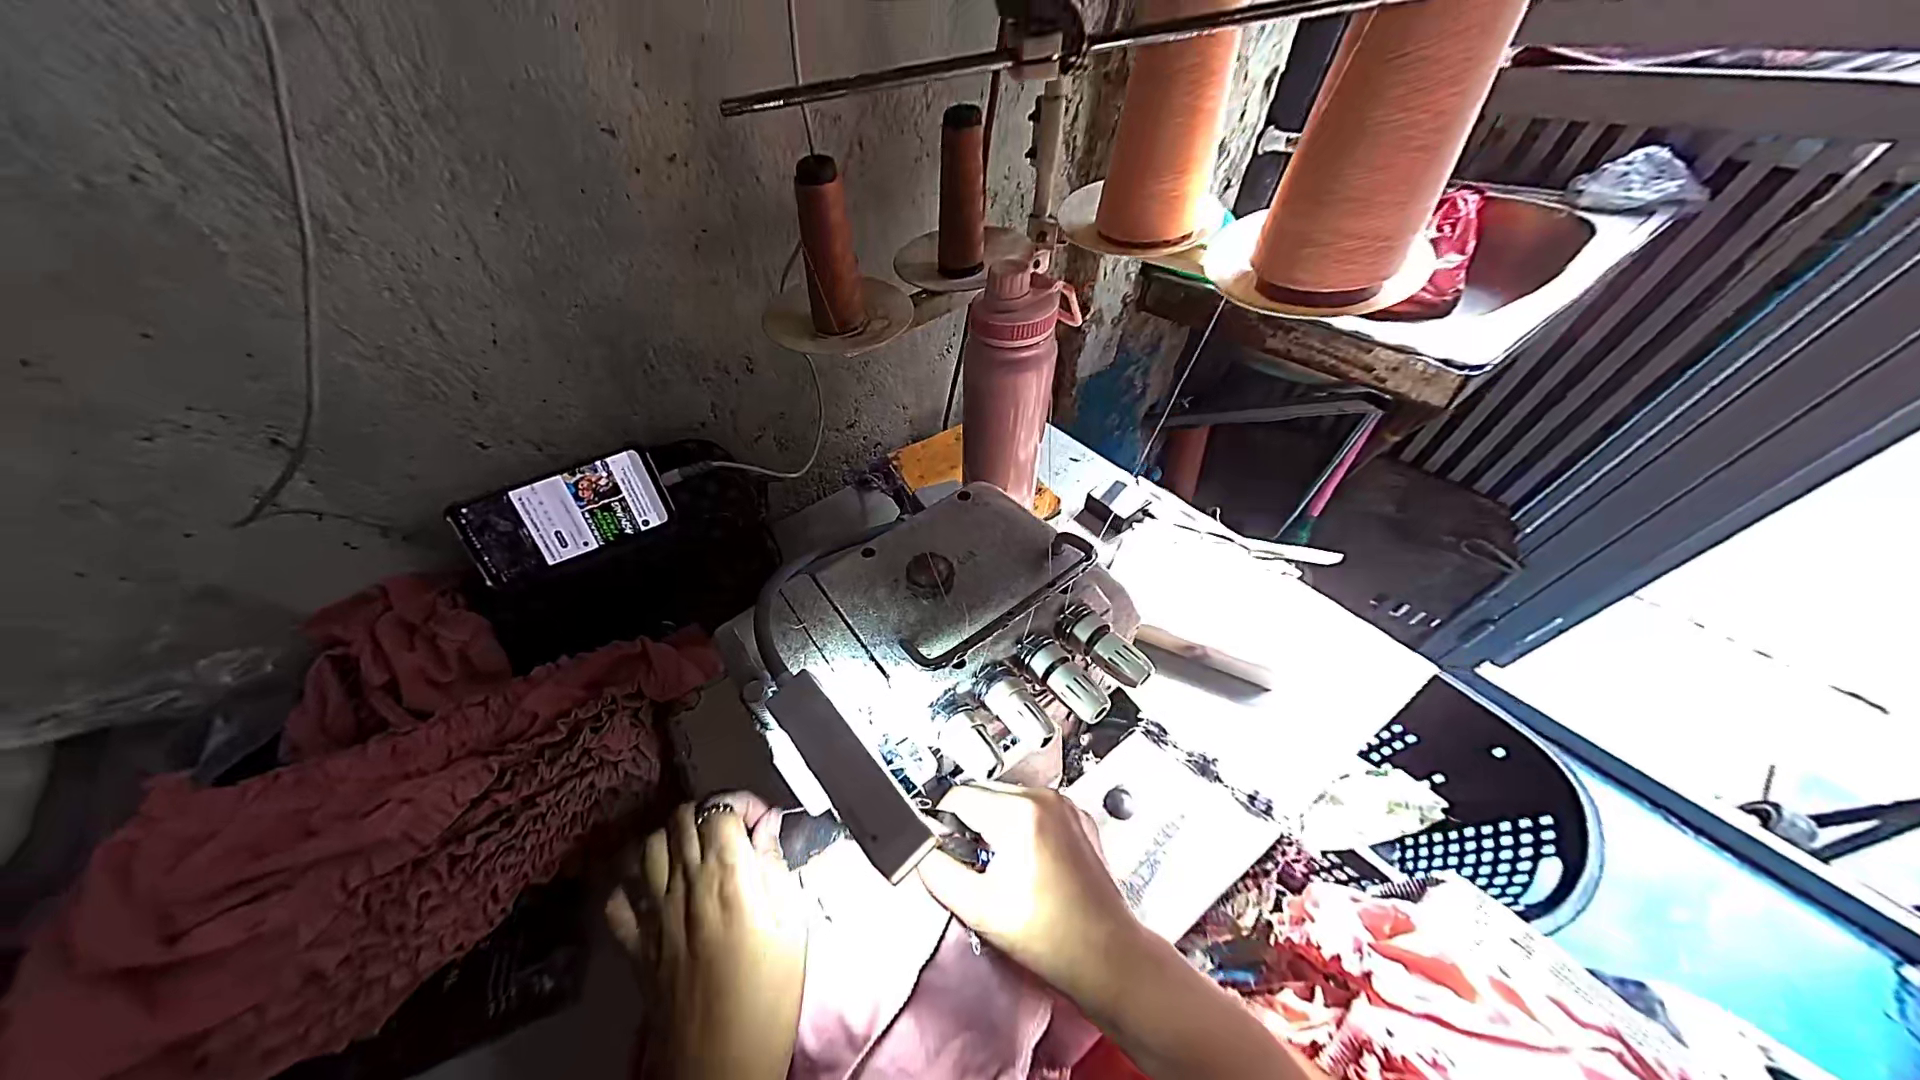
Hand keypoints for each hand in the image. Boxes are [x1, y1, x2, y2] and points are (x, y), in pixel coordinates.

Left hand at [604, 794, 806, 1079]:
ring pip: (647, 845)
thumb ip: (776, 867)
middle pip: (681, 818)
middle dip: (709, 811)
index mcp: (726, 876)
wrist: (720, 1063)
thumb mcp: (792, 925)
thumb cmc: (768, 997)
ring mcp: (653, 914)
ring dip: (671, 835)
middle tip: (733, 829)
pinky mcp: (635, 944)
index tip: (763, 819)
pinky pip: (618, 895)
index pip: (721, 808)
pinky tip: (654, 883)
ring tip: (696, 848)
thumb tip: (768, 828)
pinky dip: (632, 879)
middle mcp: (683, 885)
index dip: (744, 803)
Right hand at [915, 781, 1147, 1006]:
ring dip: (993, 826)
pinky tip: (1025, 865)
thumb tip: (922, 851)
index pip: (958, 797)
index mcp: (1020, 812)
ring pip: (1006, 801)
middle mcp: (1044, 798)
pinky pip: (1032, 810)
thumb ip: (938, 872)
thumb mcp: (979, 908)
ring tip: (1000, 869)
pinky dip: (1019, 828)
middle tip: (972, 866)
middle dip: (968, 825)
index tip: (942, 849)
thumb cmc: (1052, 937)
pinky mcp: (1076, 818)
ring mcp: (1064, 806)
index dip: (942, 824)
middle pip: (982, 794)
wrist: (1106, 955)